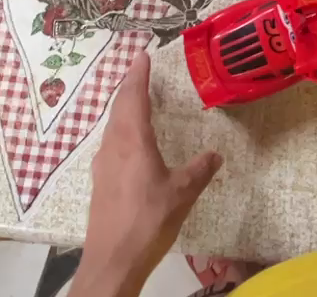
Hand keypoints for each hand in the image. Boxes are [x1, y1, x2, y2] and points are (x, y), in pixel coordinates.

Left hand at [71, 52, 221, 296]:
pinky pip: (111, 141)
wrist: (112, 261)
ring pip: (113, 124)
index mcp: (133, 139)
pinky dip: (121, 128)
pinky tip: (129, 140)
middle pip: (120, 106)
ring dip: (124, 107)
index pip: (134, 96)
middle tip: (141, 70)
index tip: (142, 54)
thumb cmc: (148, 221)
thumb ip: (199, 171)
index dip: (139, 74)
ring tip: (137, 99)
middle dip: (131, 85)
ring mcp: (103, 163)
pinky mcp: (100, 180)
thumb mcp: (182, 194)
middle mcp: (113, 144)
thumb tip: (216, 155)